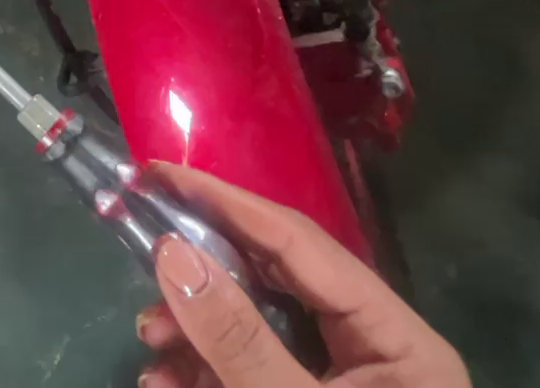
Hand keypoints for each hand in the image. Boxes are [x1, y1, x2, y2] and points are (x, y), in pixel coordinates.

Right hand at [135, 164, 467, 387]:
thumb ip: (237, 337)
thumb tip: (170, 249)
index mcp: (397, 339)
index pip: (296, 239)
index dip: (224, 200)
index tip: (158, 173)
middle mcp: (374, 347)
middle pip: (273, 277)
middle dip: (202, 272)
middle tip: (142, 250)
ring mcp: (344, 381)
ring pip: (256, 324)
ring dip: (195, 331)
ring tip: (149, 346)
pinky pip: (252, 366)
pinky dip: (206, 370)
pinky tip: (168, 383)